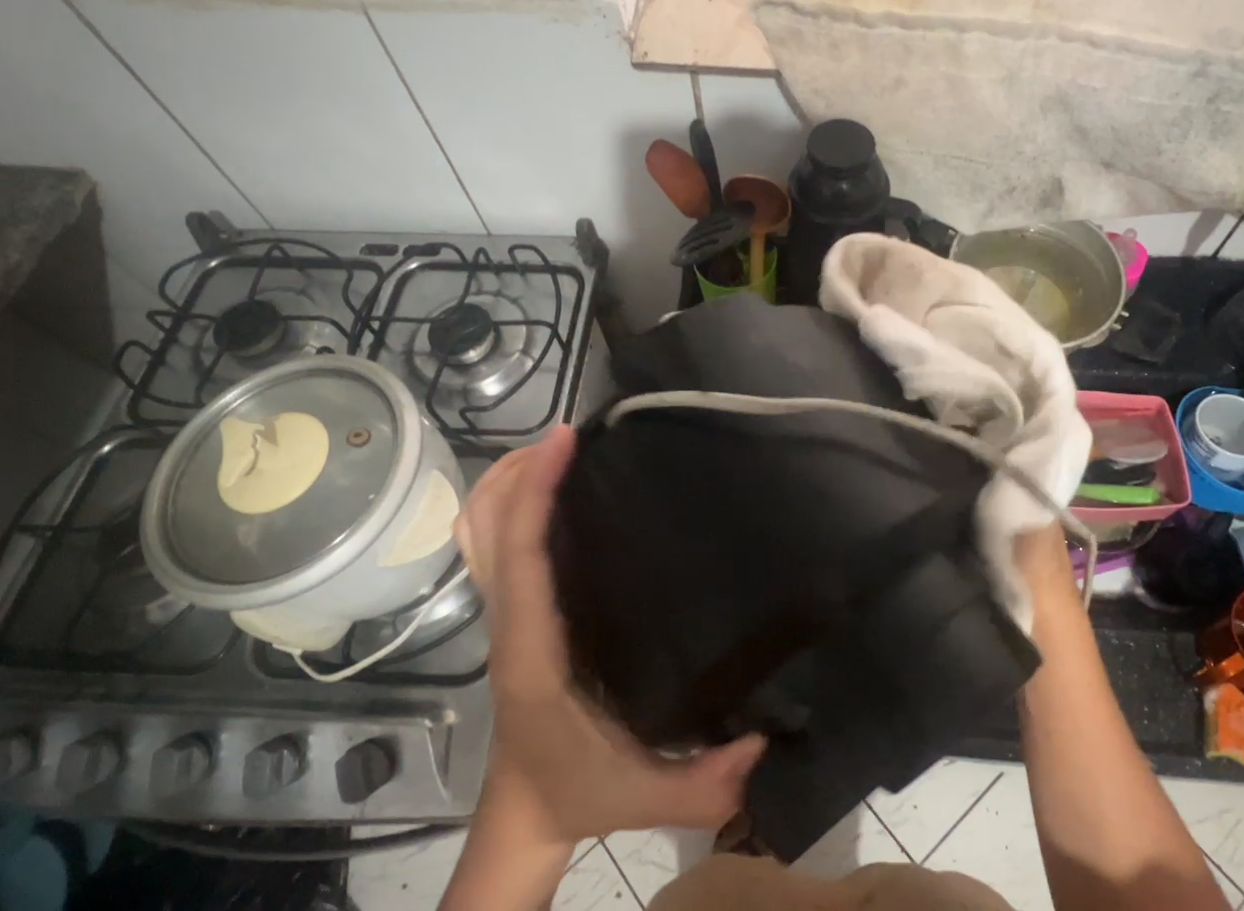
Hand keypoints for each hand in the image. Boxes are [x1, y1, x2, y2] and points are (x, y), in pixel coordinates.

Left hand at [453, 425, 765, 842]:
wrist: (526, 810)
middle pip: (484, 529)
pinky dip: (506, 507)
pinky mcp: (509, 615)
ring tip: (555, 451)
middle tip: (568, 434)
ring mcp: (501, 618)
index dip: (534, 493)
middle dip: (515, 471)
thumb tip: (765, 742)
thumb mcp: (648, 798)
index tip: (563, 441)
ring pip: (478, 534)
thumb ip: (707, 782)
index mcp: (534, 655)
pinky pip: (490, 547)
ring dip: (505, 483)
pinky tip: (550, 495)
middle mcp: (508, 626)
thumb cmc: (582, 793)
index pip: (521, 559)